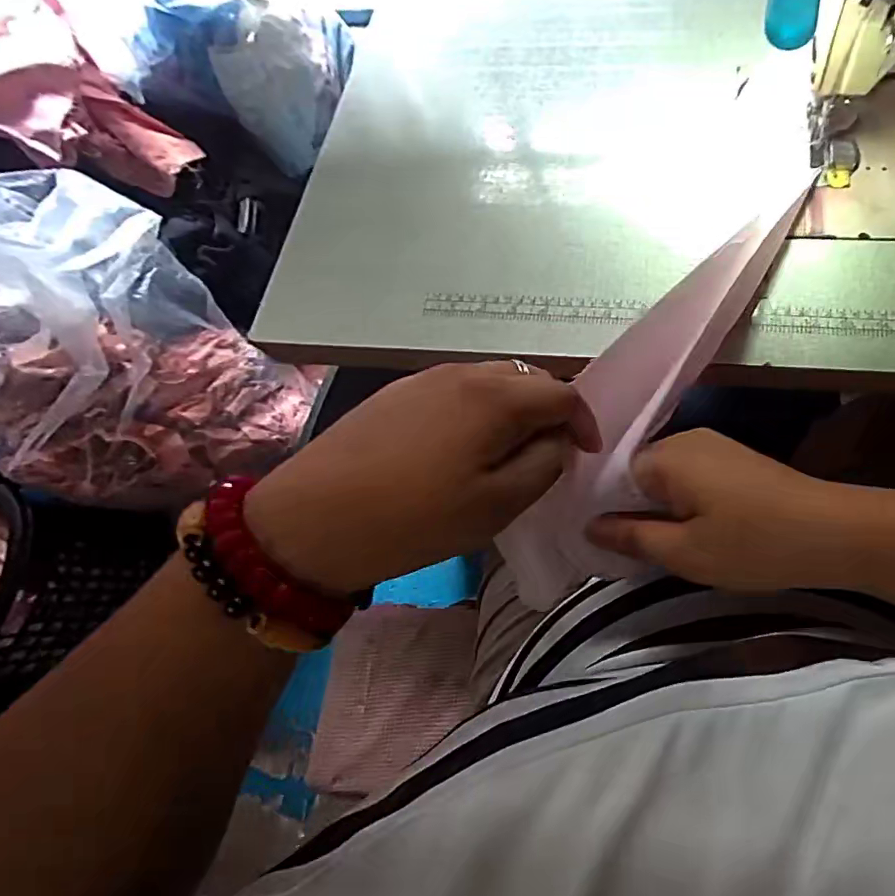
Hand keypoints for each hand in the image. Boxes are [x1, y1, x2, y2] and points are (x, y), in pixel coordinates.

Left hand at [245, 361, 599, 592]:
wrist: (308, 522)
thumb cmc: (416, 519)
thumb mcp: (499, 503)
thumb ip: (546, 463)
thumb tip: (557, 440)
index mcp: (496, 396)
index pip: (564, 393)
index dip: (585, 423)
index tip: (586, 455)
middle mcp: (465, 373)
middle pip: (530, 379)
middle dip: (552, 412)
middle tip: (552, 453)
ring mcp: (426, 378)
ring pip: (493, 381)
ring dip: (516, 410)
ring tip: (510, 451)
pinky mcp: (398, 392)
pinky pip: (459, 390)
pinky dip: (481, 410)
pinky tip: (464, 446)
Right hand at [585, 429, 872, 591]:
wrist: (833, 532)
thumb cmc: (753, 544)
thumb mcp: (685, 552)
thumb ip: (632, 536)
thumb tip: (590, 525)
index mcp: (666, 455)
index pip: (611, 474)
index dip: (601, 508)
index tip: (598, 544)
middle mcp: (687, 438)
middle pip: (639, 474)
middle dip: (632, 510)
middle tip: (630, 556)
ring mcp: (716, 446)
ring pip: (668, 478)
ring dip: (661, 510)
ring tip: (663, 549)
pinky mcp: (738, 459)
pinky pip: (693, 479)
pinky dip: (686, 504)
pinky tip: (695, 532)